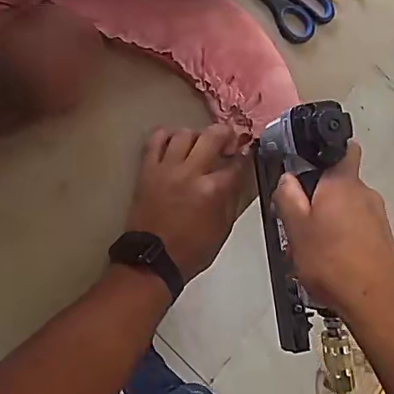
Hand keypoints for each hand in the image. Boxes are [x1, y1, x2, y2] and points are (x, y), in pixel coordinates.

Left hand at [126, 123, 250, 279]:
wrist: (153, 259)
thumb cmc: (192, 250)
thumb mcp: (224, 227)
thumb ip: (232, 197)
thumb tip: (237, 176)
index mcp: (213, 190)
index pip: (236, 163)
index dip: (244, 156)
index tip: (245, 154)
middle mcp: (191, 173)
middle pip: (213, 135)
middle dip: (227, 134)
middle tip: (228, 141)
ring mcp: (167, 169)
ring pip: (185, 133)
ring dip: (198, 136)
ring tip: (200, 146)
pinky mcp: (147, 170)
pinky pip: (156, 140)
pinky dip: (167, 135)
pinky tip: (175, 143)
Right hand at [270, 143, 393, 323]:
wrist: (375, 302)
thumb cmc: (331, 261)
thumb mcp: (296, 229)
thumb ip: (287, 197)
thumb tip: (287, 178)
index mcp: (343, 182)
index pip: (342, 147)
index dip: (323, 151)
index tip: (304, 167)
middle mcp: (365, 193)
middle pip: (337, 184)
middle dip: (315, 198)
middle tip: (295, 222)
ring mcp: (377, 216)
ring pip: (344, 209)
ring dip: (325, 222)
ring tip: (307, 250)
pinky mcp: (382, 238)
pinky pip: (355, 228)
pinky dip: (340, 238)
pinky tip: (327, 262)